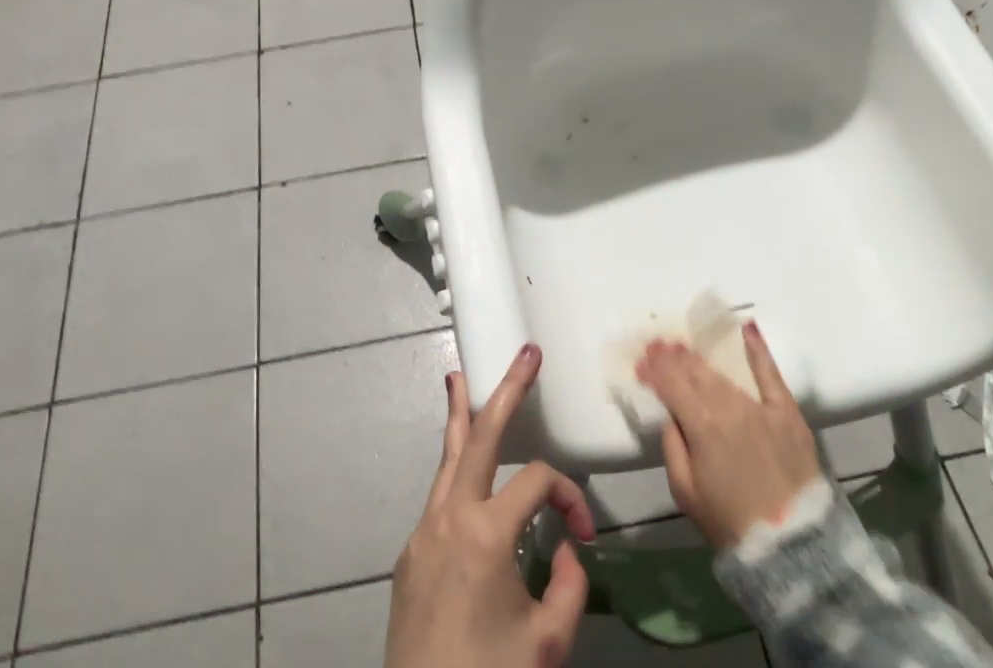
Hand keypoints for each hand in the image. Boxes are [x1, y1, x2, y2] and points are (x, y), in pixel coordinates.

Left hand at [386, 344, 597, 667]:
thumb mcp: (548, 639)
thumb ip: (569, 584)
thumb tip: (567, 550)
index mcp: (485, 533)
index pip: (540, 483)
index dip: (571, 498)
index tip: (582, 538)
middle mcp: (447, 519)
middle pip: (478, 439)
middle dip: (504, 392)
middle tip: (524, 354)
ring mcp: (421, 534)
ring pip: (446, 462)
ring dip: (460, 419)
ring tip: (459, 380)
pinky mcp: (409, 556)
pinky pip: (438, 499)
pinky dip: (456, 472)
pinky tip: (467, 473)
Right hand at [636, 322, 820, 549]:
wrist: (790, 543)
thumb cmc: (729, 521)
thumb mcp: (684, 491)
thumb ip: (673, 447)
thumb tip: (670, 416)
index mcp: (702, 428)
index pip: (671, 386)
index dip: (653, 372)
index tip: (639, 363)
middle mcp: (730, 409)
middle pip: (696, 373)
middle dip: (673, 357)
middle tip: (658, 344)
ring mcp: (761, 408)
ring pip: (725, 373)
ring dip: (702, 355)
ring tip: (685, 344)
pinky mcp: (788, 413)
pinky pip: (771, 374)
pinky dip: (757, 350)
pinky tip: (745, 329)